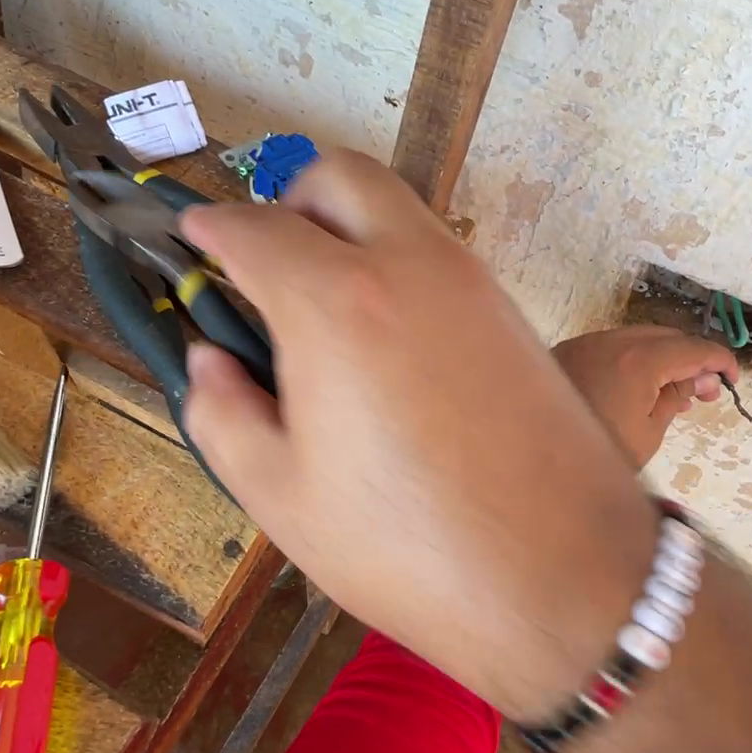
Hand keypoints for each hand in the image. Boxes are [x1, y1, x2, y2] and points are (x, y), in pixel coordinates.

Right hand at [181, 152, 751, 752]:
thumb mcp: (279, 494)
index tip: (192, 235)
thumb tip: (210, 357)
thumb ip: (221, 411)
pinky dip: (396, 263)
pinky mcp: (512, 311)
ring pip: (397, 208)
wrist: (559, 576)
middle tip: (266, 262)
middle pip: (339, 175)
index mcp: (336, 301)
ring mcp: (472, 281)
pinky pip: (437, 254)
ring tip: (324, 307)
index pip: (254, 228)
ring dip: (347, 228)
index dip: (210, 226)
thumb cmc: (404, 546)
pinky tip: (386, 340)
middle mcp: (409, 264)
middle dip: (288, 199)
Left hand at [553, 327, 737, 468]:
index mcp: (639, 359)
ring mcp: (584, 343)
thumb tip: (698, 381)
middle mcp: (610, 340)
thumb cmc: (597, 452)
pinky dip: (631, 361)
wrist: (531, 455)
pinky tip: (639, 387)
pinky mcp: (565, 353)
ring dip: (661, 359)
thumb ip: (675, 398)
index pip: (693, 349)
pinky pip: (609, 348)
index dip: (720, 362)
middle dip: (690, 359)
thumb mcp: (648, 432)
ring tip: (674, 394)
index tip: (732, 381)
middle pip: (665, 337)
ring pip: (635, 339)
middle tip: (705, 391)